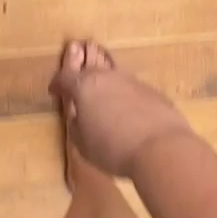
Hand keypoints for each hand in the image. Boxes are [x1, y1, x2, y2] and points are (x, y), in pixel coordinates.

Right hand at [49, 40, 195, 178]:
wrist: (161, 148)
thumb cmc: (113, 148)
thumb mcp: (82, 143)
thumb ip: (76, 124)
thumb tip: (79, 116)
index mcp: (85, 86)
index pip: (65, 76)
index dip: (58, 83)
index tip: (55, 90)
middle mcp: (108, 77)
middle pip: (91, 69)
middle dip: (83, 74)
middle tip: (79, 83)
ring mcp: (133, 82)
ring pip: (114, 76)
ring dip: (106, 85)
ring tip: (104, 98)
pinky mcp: (153, 92)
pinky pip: (132, 90)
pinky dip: (125, 97)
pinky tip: (129, 112)